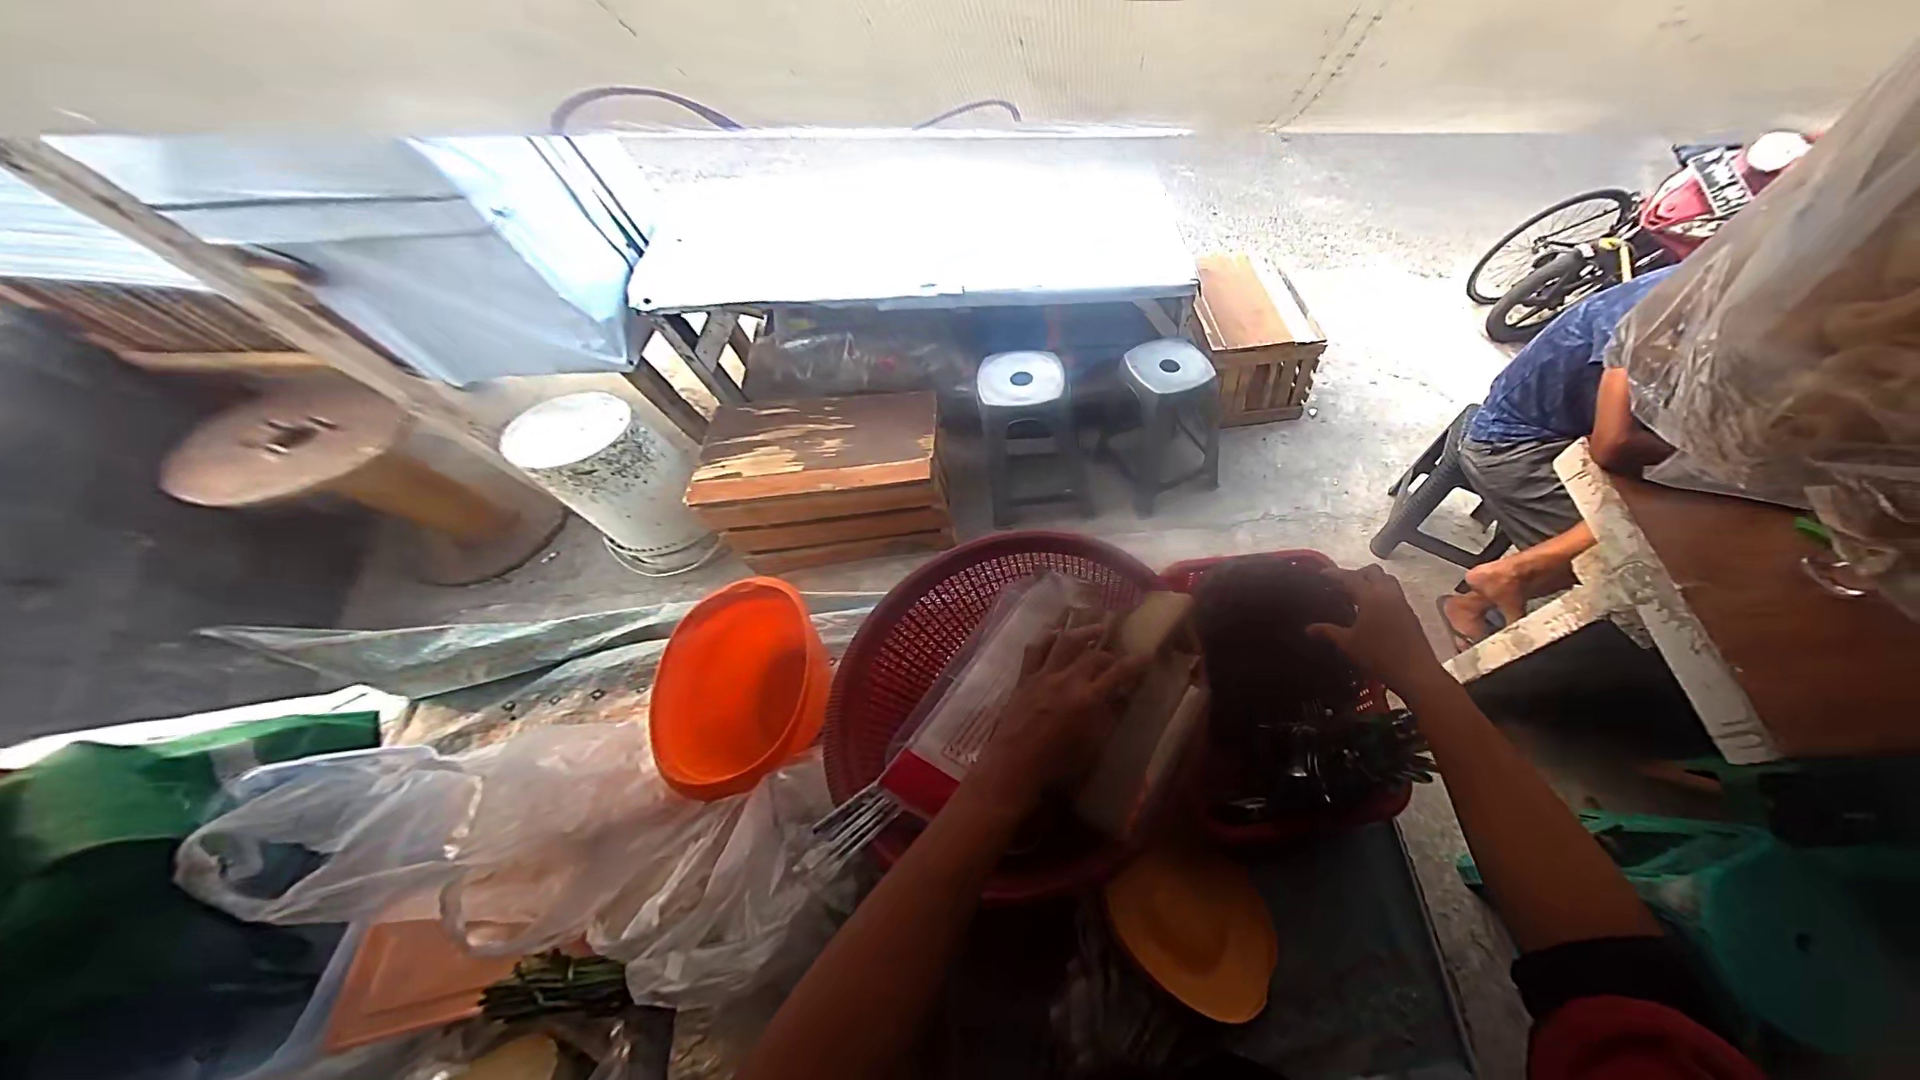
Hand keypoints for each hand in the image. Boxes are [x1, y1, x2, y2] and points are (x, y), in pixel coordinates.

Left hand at [964, 620, 1148, 812]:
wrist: (1013, 763)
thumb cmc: (1056, 763)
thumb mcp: (1092, 747)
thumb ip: (1107, 720)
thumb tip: (1119, 701)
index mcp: (1088, 699)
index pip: (1118, 674)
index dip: (1135, 664)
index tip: (1146, 656)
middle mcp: (1067, 680)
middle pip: (1093, 656)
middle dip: (1109, 654)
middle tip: (1116, 659)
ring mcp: (1043, 675)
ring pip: (1065, 643)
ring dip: (1083, 633)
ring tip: (1095, 630)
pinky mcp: (1024, 678)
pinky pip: (1035, 650)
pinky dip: (1047, 638)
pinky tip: (1054, 634)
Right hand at [1305, 565, 1446, 694]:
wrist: (1416, 673)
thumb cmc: (1378, 655)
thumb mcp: (1348, 643)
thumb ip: (1327, 631)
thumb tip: (1307, 629)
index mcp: (1371, 597)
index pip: (1350, 577)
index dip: (1334, 573)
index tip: (1321, 573)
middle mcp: (1388, 594)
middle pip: (1372, 572)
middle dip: (1355, 574)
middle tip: (1340, 585)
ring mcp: (1402, 603)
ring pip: (1386, 580)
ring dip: (1370, 582)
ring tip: (1354, 595)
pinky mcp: (1409, 614)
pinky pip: (1393, 593)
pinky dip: (1379, 593)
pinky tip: (1369, 609)